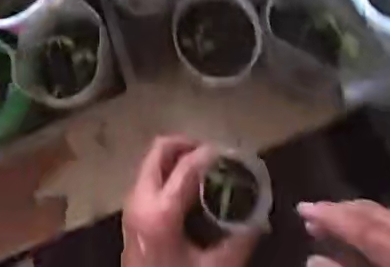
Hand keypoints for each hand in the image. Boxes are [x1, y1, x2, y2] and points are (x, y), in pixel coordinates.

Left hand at [122, 136, 262, 266]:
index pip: (186, 166)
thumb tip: (258, 218)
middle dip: (188, 145)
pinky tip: (190, 189)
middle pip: (160, 150)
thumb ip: (238, 242)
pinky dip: (168, 172)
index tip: (232, 153)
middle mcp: (140, 198)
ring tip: (205, 169)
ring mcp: (131, 205)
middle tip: (214, 155)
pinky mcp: (131, 214)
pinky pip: (149, 177)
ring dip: (177, 157)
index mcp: (160, 212)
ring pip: (152, 161)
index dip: (211, 154)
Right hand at [297, 200, 389, 266]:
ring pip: (389, 222)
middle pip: (376, 216)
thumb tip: (313, 260)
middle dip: (340, 214)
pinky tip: (361, 244)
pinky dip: (376, 235)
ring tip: (328, 227)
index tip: (300, 210)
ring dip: (356, 223)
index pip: (365, 226)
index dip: (329, 217)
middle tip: (308, 216)